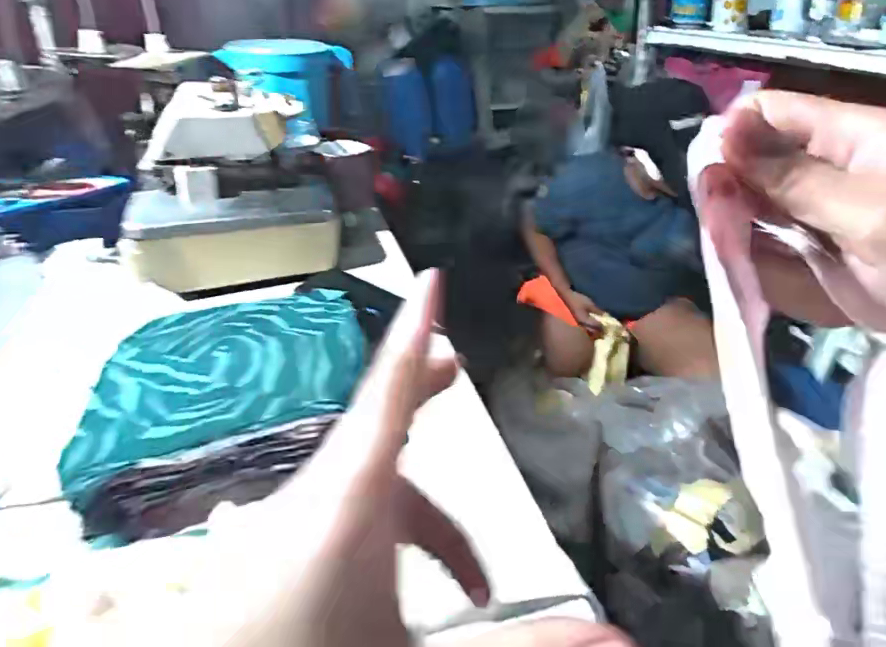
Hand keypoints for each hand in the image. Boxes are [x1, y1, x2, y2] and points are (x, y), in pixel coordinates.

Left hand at [194, 273, 630, 646]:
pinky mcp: (263, 551)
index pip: (390, 392)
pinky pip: (334, 515)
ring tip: (470, 570)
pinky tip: (405, 592)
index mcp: (346, 502)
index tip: (431, 276)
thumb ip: (521, 643)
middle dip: (420, 390)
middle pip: (376, 419)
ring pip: (361, 480)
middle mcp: (309, 494)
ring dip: (418, 500)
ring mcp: (279, 522)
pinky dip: (384, 536)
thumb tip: (622, 637)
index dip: (415, 329)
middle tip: (455, 365)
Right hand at [720, 92, 885, 354]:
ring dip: (746, 239)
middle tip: (714, 229)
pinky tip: (754, 286)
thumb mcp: (877, 216)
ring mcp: (847, 228)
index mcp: (862, 138)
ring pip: (774, 219)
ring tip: (731, 261)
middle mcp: (848, 175)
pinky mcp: (850, 274)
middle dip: (734, 193)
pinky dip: (774, 278)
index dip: (735, 133)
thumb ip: (796, 180)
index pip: (778, 112)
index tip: (705, 174)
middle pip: (767, 167)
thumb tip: (726, 135)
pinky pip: (795, 266)